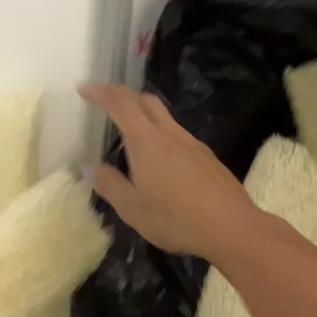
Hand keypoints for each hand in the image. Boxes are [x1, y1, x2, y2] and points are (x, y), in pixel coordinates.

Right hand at [79, 83, 275, 261]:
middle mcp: (169, 134)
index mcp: (146, 141)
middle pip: (146, 101)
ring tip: (132, 141)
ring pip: (164, 118)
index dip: (101, 91)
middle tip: (107, 107)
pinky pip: (178, 136)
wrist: (232, 227)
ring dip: (144, 117)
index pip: (120, 102)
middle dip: (124, 97)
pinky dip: (162, 138)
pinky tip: (162, 165)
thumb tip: (91, 167)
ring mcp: (192, 143)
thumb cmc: (175, 217)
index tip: (84, 89)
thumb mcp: (131, 208)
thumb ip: (109, 184)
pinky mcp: (207, 157)